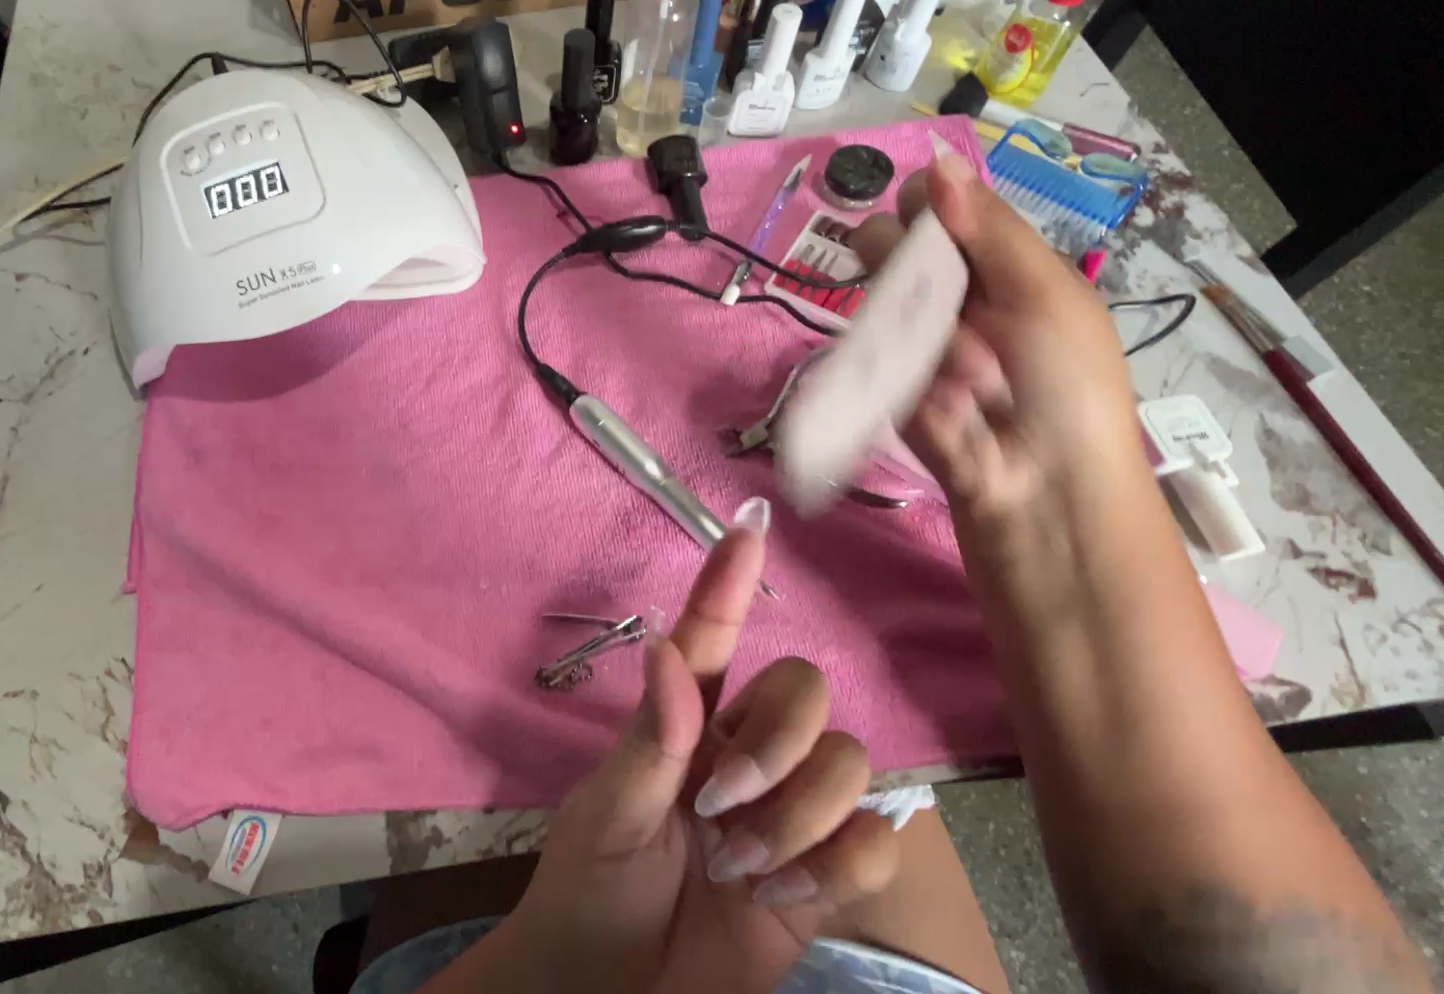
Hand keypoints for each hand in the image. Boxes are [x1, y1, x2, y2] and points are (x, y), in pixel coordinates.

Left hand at [432, 501, 898, 993]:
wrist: (615, 988)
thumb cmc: (592, 889)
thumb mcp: (608, 814)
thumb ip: (649, 739)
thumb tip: (665, 649)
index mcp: (683, 726)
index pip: (711, 640)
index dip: (728, 584)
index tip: (749, 524)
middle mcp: (745, 752)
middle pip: (804, 691)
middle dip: (777, 744)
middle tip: (719, 807)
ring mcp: (789, 810)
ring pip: (849, 762)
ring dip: (797, 818)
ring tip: (739, 869)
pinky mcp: (827, 872)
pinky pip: (878, 840)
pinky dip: (837, 867)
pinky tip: (784, 897)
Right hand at [848, 153, 1142, 523]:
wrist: (1039, 487)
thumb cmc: (1064, 384)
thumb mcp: (1045, 295)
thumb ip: (988, 231)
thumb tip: (934, 163)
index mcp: (995, 262)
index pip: (934, 206)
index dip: (925, 208)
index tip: (933, 229)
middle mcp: (946, 293)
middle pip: (888, 245)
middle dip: (912, 274)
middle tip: (951, 310)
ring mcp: (908, 340)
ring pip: (875, 303)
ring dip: (925, 341)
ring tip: (969, 383)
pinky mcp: (881, 385)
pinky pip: (868, 360)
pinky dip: (905, 381)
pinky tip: (943, 408)